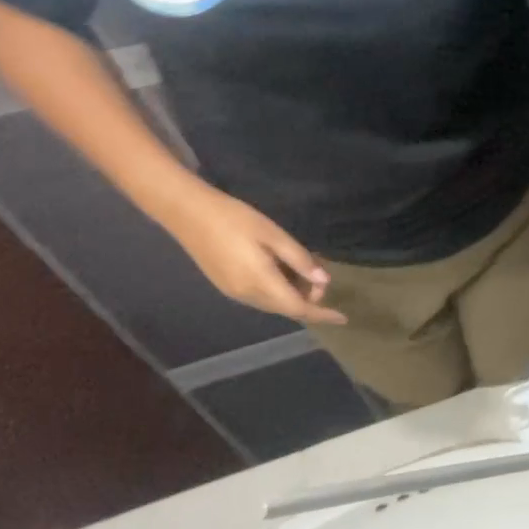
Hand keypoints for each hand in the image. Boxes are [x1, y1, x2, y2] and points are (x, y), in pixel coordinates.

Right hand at [164, 188, 347, 324]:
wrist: (185, 211)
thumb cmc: (234, 219)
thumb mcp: (274, 235)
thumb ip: (300, 260)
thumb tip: (323, 281)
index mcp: (260, 284)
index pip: (298, 309)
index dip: (322, 314)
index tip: (343, 318)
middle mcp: (246, 295)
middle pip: (288, 308)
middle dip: (309, 299)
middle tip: (319, 273)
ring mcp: (233, 292)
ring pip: (274, 304)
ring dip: (293, 294)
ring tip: (303, 269)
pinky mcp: (225, 285)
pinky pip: (260, 297)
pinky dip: (279, 290)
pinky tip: (282, 270)